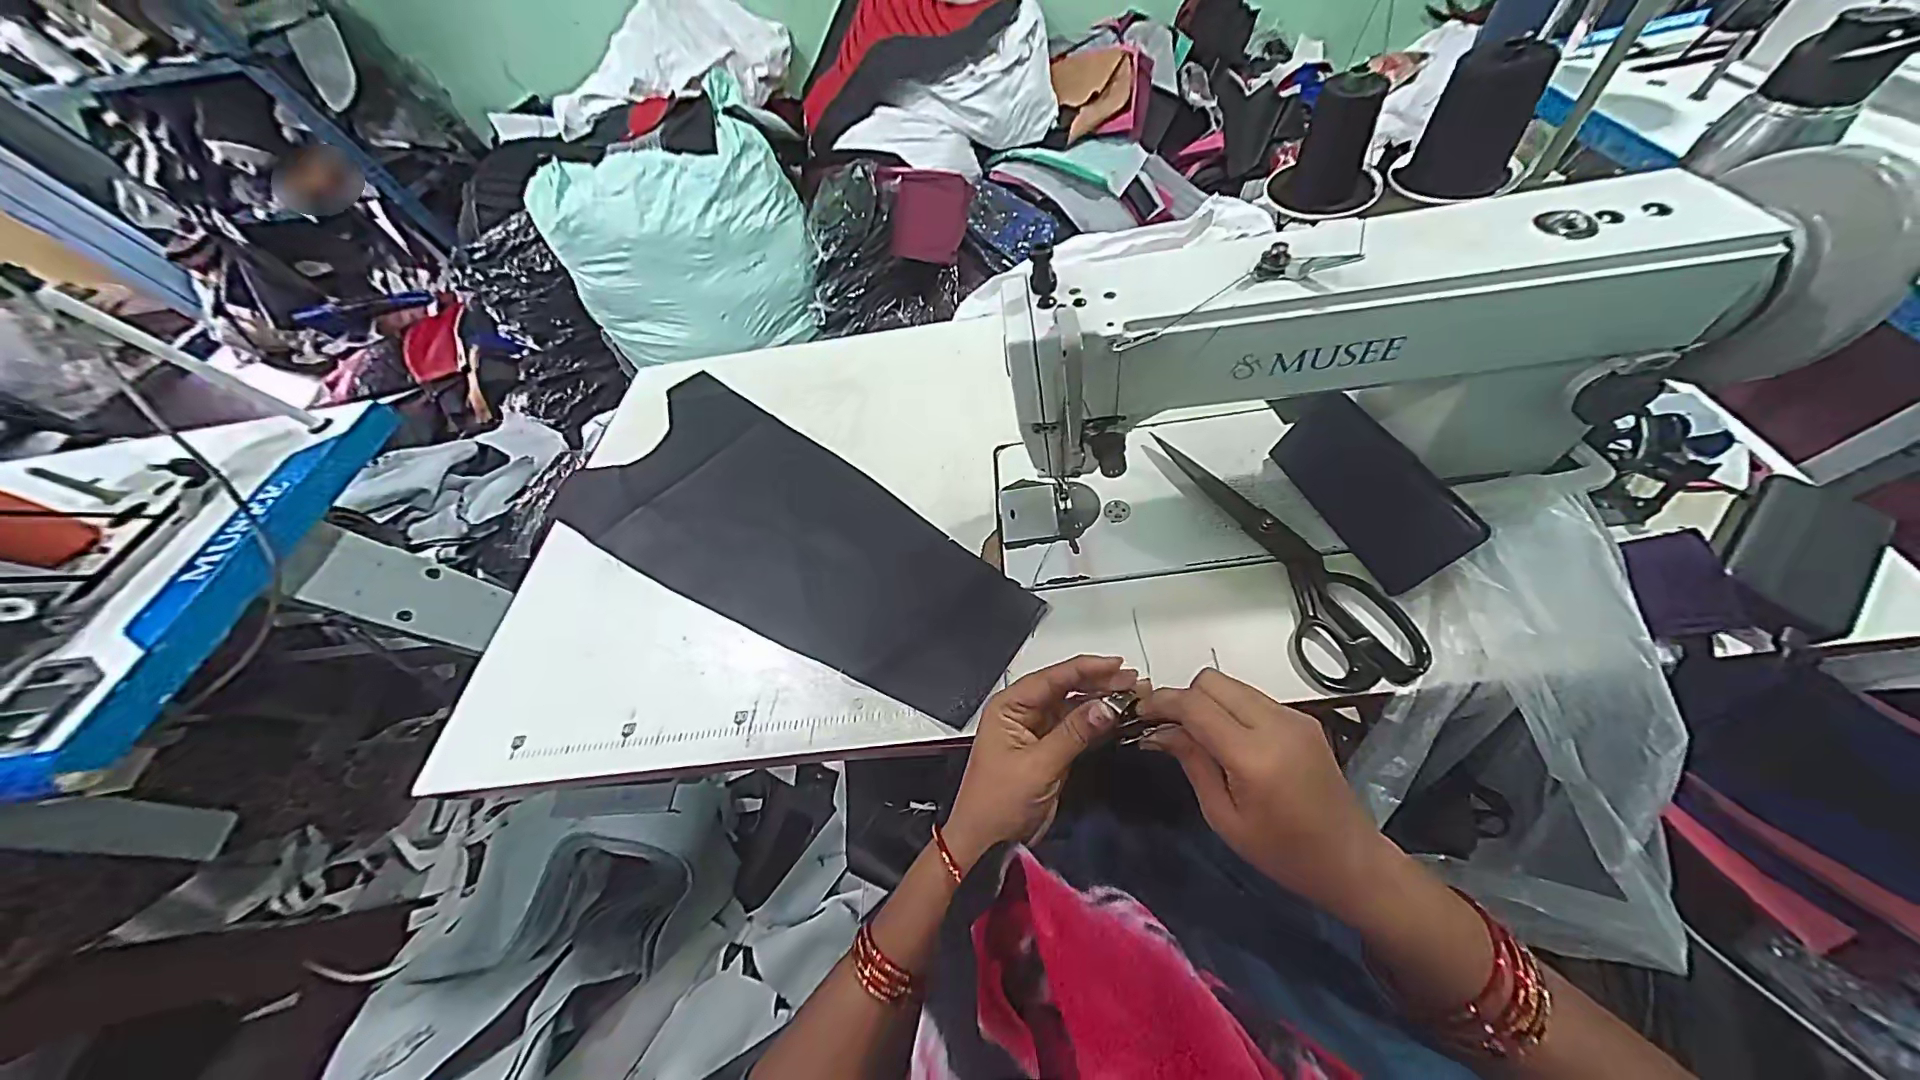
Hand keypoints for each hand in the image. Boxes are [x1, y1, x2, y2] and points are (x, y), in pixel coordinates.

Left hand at [944, 655, 1139, 867]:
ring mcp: (1037, 731)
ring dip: (1102, 703)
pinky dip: (1098, 725)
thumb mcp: (1038, 765)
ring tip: (1133, 696)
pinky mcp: (1050, 751)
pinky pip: (1077, 729)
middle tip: (1133, 681)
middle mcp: (1023, 713)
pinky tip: (1119, 719)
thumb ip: (1073, 734)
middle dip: (1100, 683)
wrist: (987, 843)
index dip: (1086, 668)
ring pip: (1074, 708)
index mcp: (1009, 706)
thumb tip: (1106, 707)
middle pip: (1066, 689)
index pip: (1052, 678)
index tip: (1116, 664)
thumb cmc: (997, 803)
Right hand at [1137, 670, 1393, 912]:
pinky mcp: (1303, 719)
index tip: (1141, 714)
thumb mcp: (1224, 817)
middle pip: (1211, 681)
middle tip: (1169, 726)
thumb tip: (1159, 731)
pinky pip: (1252, 696)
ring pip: (1231, 684)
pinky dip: (1230, 707)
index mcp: (1255, 756)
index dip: (1162, 703)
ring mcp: (1294, 718)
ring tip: (1196, 733)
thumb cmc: (1284, 853)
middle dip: (1183, 697)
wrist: (1353, 861)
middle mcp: (1277, 725)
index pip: (1195, 705)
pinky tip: (1227, 738)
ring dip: (1206, 700)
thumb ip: (1192, 763)